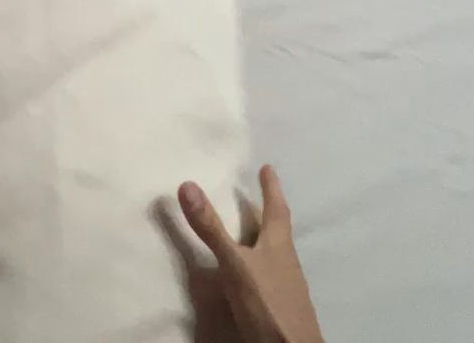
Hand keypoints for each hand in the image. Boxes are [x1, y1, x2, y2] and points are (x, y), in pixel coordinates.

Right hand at [178, 166, 324, 342]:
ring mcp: (286, 286)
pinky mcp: (280, 305)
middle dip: (265, 211)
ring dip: (261, 237)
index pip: (276, 209)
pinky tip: (247, 271)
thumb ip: (211, 229)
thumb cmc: (268, 304)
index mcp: (278, 245)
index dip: (271, 187)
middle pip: (277, 230)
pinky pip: (268, 273)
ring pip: (274, 253)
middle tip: (254, 194)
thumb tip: (187, 184)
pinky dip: (257, 262)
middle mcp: (286, 261)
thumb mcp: (234, 264)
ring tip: (247, 228)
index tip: (268, 167)